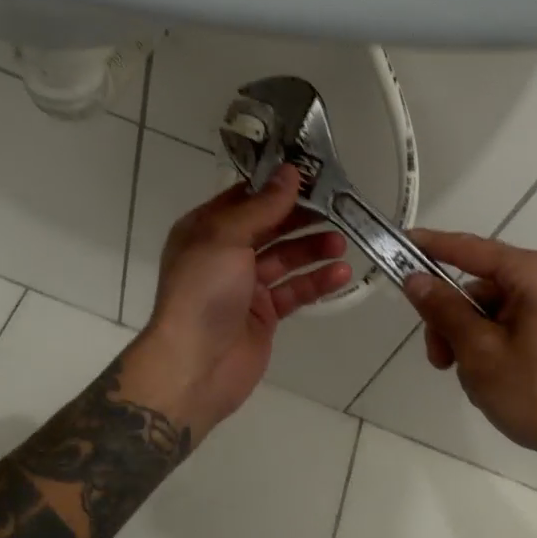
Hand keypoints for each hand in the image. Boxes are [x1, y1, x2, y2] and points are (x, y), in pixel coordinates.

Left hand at [133, 165, 350, 432]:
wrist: (194, 366)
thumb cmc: (202, 292)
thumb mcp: (226, 238)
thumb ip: (261, 206)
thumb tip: (289, 171)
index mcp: (205, 229)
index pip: (245, 198)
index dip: (277, 186)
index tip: (314, 174)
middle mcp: (224, 253)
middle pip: (270, 226)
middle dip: (301, 217)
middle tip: (337, 207)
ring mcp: (245, 285)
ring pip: (286, 258)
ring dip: (313, 249)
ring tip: (342, 243)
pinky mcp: (264, 314)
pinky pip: (294, 290)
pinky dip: (316, 281)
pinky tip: (341, 273)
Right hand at [401, 231, 536, 472]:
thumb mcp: (479, 351)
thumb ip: (444, 309)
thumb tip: (416, 279)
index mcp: (534, 274)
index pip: (470, 248)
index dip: (431, 246)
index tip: (399, 244)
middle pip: (481, 287)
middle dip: (452, 319)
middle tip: (438, 359)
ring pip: (496, 314)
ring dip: (472, 341)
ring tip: (474, 383)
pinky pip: (517, 330)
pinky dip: (495, 350)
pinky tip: (495, 385)